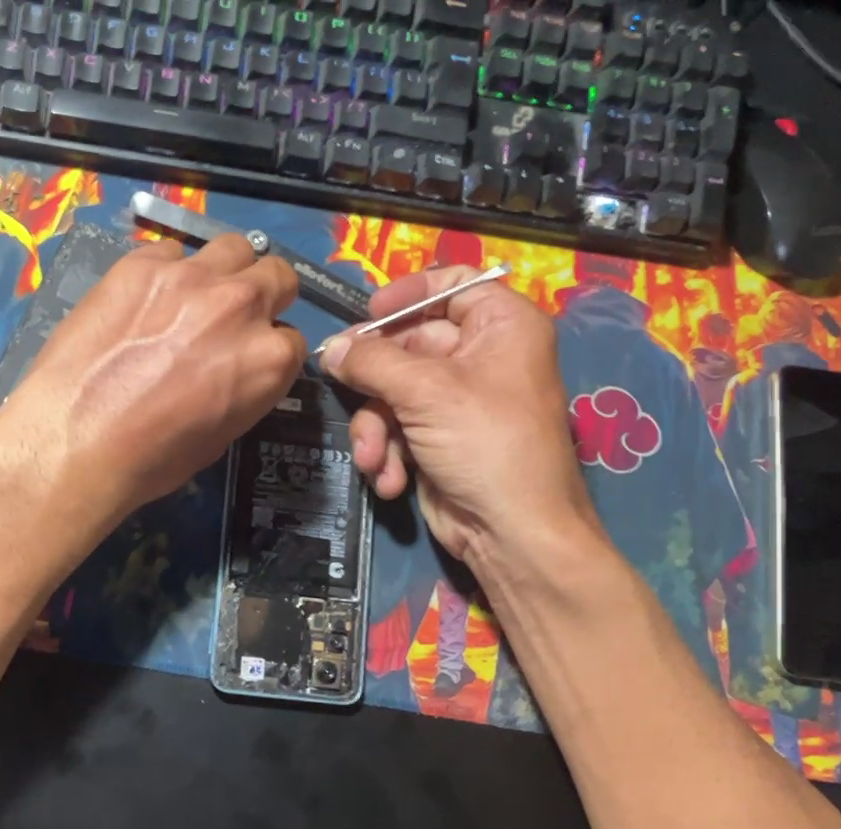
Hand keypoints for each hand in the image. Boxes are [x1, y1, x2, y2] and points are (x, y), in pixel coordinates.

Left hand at [0, 236, 304, 541]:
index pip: (291, 338)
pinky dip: (165, 272)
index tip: (245, 359)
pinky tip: (142, 301)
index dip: (268, 349)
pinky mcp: (142, 264)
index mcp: (269, 358)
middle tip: (229, 321)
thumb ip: (244, 387)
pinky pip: (171, 252)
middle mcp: (242, 306)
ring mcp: (192, 278)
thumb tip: (235, 369)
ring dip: (223, 271)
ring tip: (192, 299)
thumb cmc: (151, 458)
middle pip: (275, 277)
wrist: (77, 440)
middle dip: (262, 297)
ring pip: (232, 249)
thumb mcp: (220, 435)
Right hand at [319, 267, 595, 562]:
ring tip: (374, 457)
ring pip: (392, 393)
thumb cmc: (485, 442)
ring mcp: (456, 402)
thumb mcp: (425, 391)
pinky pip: (397, 429)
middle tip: (342, 381)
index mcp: (501, 327)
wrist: (509, 530)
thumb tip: (331, 349)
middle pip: (409, 344)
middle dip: (375, 380)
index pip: (453, 287)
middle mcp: (481, 358)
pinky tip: (391, 478)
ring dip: (376, 429)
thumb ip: (372, 361)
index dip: (409, 294)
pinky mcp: (436, 440)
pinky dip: (388, 453)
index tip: (369, 312)